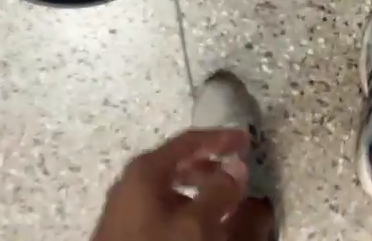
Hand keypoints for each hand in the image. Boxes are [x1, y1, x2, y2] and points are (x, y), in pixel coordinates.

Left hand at [90, 129, 249, 240]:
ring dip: (199, 193)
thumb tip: (237, 168)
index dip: (220, 139)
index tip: (246, 142)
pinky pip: (162, 211)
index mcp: (146, 169)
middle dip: (210, 168)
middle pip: (178, 163)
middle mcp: (133, 181)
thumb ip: (218, 193)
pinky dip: (184, 212)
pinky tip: (197, 231)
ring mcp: (126, 208)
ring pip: (170, 189)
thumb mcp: (193, 226)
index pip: (189, 141)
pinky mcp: (126, 232)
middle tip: (237, 176)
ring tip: (224, 208)